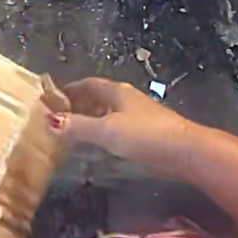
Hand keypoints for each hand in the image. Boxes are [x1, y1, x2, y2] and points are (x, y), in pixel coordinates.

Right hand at [51, 77, 201, 162]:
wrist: (187, 153)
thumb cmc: (145, 136)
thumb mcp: (106, 131)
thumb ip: (78, 127)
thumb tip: (49, 120)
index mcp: (116, 92)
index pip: (87, 84)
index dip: (69, 89)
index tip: (51, 98)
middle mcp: (127, 99)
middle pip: (97, 98)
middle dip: (78, 105)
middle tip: (58, 118)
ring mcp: (139, 116)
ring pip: (108, 113)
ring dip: (91, 119)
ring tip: (73, 132)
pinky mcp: (147, 134)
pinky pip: (117, 128)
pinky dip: (103, 132)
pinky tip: (99, 146)